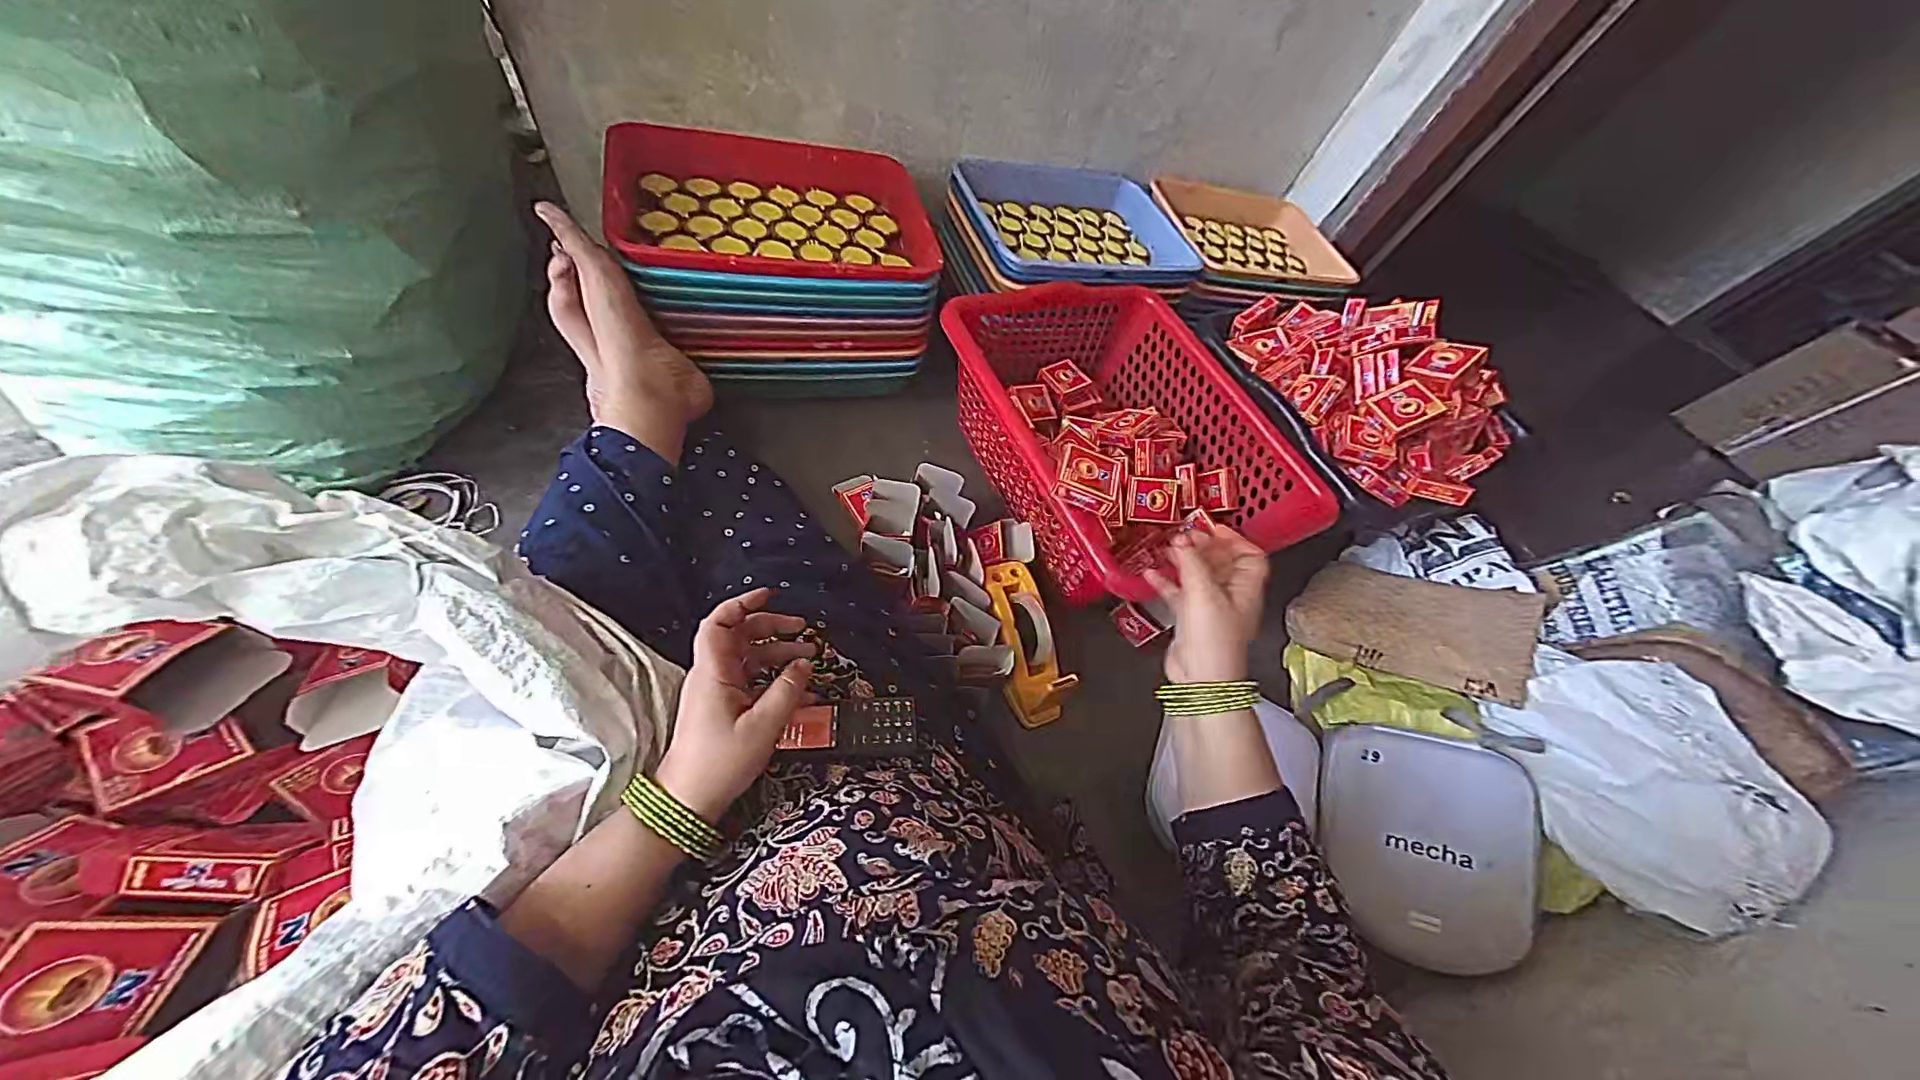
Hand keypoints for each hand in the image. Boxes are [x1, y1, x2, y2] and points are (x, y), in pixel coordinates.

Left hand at [654, 589, 814, 820]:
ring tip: (808, 656)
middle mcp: (712, 676)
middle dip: (772, 626)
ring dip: (777, 652)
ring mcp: (716, 692)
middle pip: (739, 636)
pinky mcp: (723, 707)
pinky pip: (750, 680)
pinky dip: (773, 678)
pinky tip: (798, 688)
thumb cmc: (720, 763)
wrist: (687, 800)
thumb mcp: (763, 726)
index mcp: (714, 673)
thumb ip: (787, 691)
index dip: (742, 603)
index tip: (770, 595)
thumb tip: (804, 664)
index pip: (719, 623)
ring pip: (748, 658)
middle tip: (803, 628)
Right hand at [1142, 526, 1268, 683]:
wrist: (1200, 678)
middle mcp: (1230, 597)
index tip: (1210, 527)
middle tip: (1183, 535)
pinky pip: (1178, 593)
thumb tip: (1183, 541)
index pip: (1249, 555)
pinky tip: (1151, 574)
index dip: (1232, 538)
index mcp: (1245, 589)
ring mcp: (1209, 608)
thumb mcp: (1204, 593)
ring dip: (1182, 561)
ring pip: (1197, 576)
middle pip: (1221, 562)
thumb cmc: (1213, 643)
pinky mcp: (1189, 619)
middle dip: (1202, 546)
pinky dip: (1166, 581)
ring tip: (1166, 548)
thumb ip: (1192, 563)